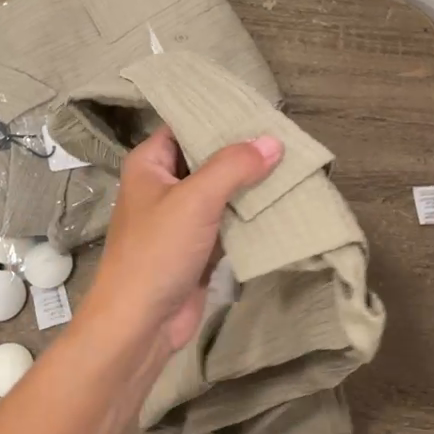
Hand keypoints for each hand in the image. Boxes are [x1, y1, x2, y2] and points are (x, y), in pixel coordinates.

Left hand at [85, 127, 281, 354]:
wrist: (139, 324)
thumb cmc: (156, 252)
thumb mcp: (195, 200)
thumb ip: (233, 167)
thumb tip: (273, 142)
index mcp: (149, 164)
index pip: (185, 125)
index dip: (218, 116)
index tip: (258, 109)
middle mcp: (164, 185)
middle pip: (208, 158)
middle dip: (243, 152)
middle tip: (286, 136)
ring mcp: (182, 218)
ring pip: (222, 192)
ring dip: (251, 185)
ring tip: (293, 164)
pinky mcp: (198, 247)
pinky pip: (229, 222)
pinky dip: (251, 215)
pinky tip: (282, 203)